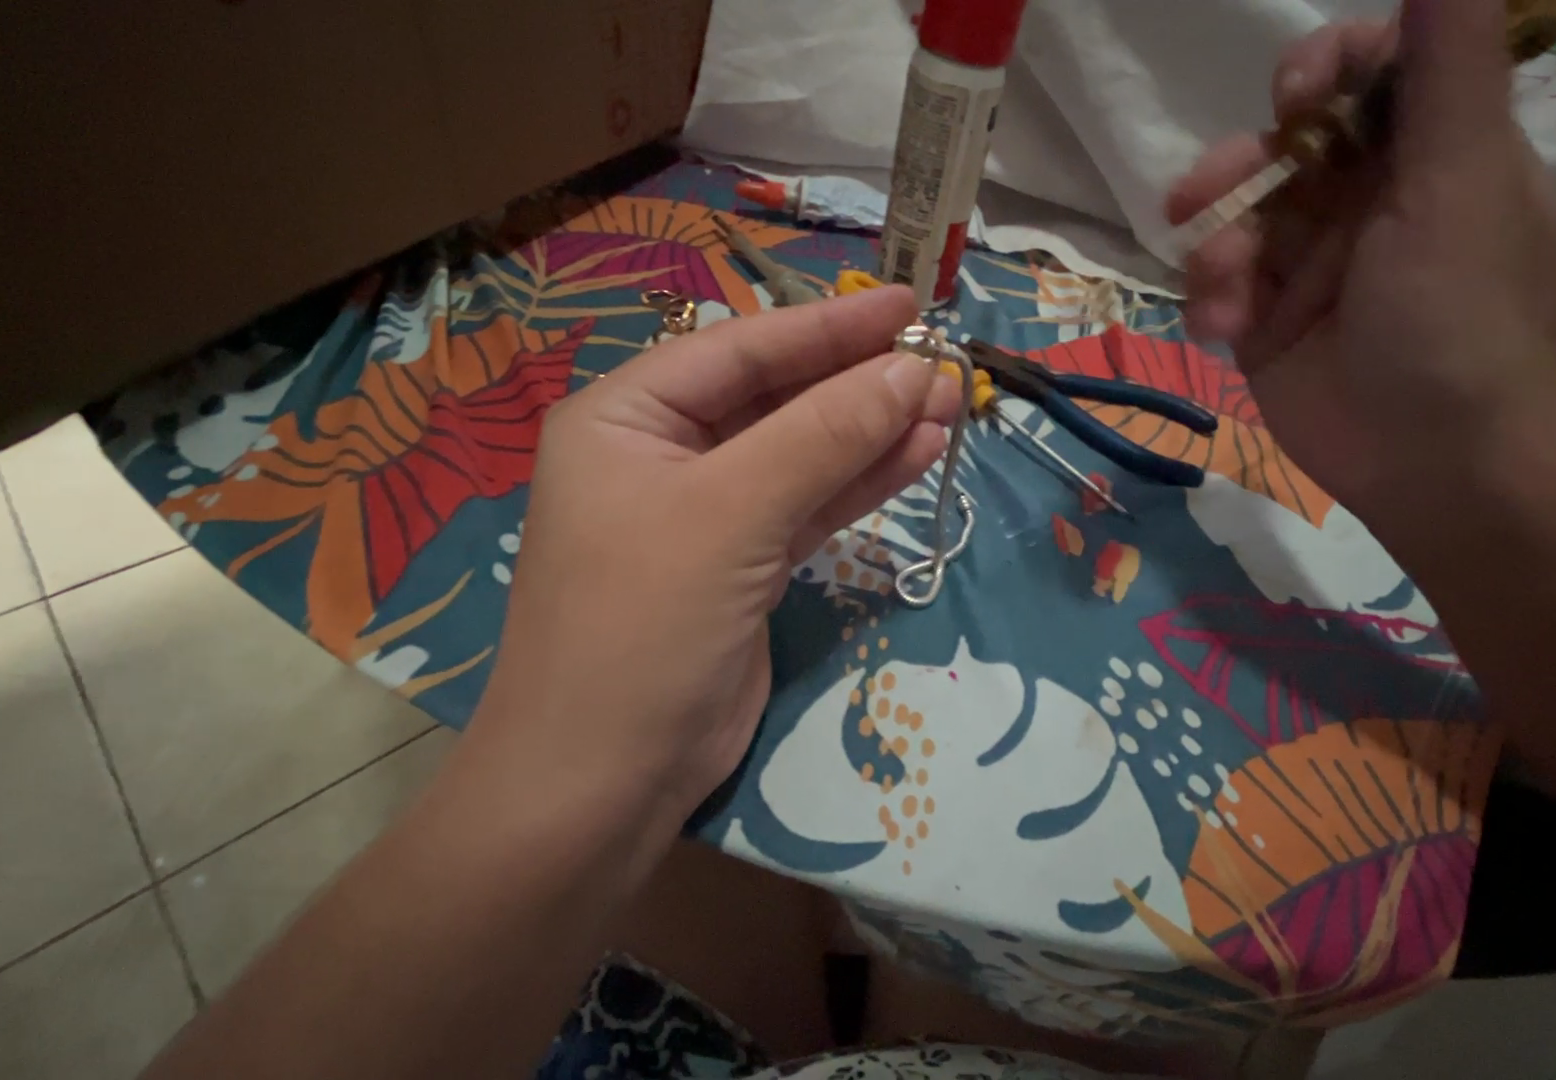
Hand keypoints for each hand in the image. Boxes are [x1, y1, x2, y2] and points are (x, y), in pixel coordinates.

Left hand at [460, 287, 958, 834]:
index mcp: (626, 417)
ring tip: (948, 405)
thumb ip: (824, 436)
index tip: (908, 305)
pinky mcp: (744, 566)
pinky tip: (917, 455)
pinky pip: (809, 507)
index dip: (827, 326)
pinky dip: (860, 484)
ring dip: (872, 432)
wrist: (606, 778)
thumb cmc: (643, 625)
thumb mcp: (731, 514)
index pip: (740, 350)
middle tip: (942, 360)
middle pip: (775, 398)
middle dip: (857, 382)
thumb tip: (915, 371)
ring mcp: (707, 514)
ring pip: (802, 454)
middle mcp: (662, 455)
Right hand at [1166, 0, 1555, 532]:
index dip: (1325, 68)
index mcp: (1428, 157)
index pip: (1370, 75)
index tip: (1296, 97)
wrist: (1426, 462)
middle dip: (1238, 166)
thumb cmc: (1457, 320)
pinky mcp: (1264, 322)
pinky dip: (1211, 302)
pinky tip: (1225, 332)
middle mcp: (1364, 202)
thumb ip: (1446, 73)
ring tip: (1224, 287)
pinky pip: (1215, 287)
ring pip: (1234, 220)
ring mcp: (1308, 266)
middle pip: (1281, 147)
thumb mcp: (1460, 185)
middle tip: (1209, 190)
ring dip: (1216, 247)